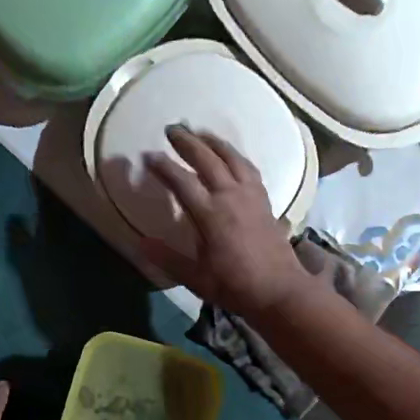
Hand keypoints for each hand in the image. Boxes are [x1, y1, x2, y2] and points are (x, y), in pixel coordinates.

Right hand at [141, 125, 316, 317]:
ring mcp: (251, 196)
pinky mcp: (264, 200)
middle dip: (188, 142)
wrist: (279, 290)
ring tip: (200, 132)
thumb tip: (141, 243)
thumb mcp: (195, 278)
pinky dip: (235, 156)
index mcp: (211, 215)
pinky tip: (231, 156)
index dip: (163, 167)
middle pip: (208, 160)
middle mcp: (231, 197)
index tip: (148, 156)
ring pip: (232, 158)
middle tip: (172, 129)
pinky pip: (248, 168)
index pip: (182, 182)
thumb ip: (167, 258)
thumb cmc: (235, 286)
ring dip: (214, 142)